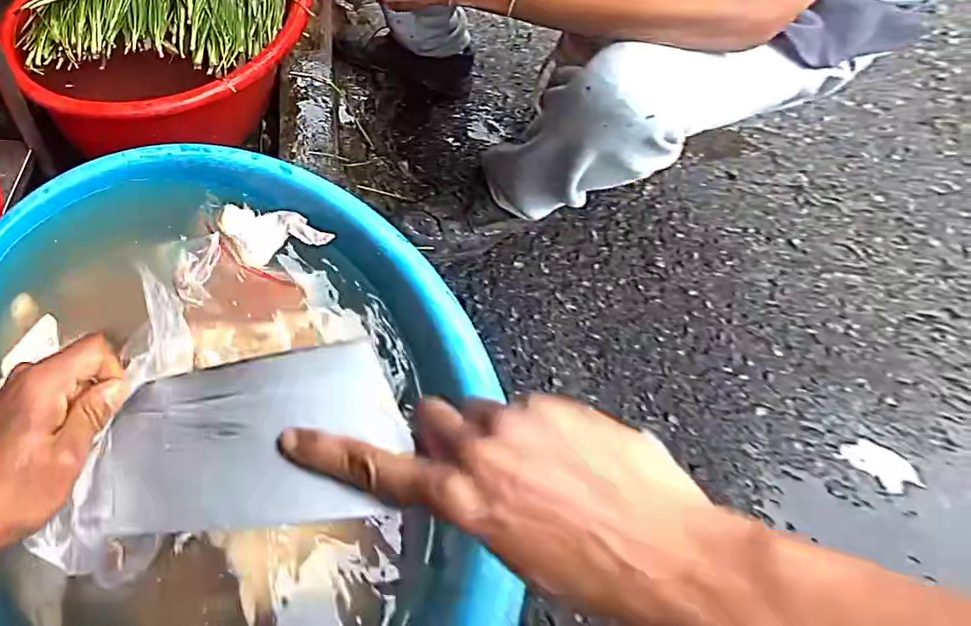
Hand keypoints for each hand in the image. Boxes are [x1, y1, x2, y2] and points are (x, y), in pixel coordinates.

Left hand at [0, 334, 127, 555]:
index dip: (113, 371)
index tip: (112, 408)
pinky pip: (46, 390)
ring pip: (63, 376)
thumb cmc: (15, 492)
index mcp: (42, 380)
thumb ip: (93, 413)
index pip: (94, 346)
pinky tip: (52, 444)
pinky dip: (60, 409)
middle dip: (95, 389)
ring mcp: (14, 386)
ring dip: (77, 402)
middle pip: (78, 358)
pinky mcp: (9, 402)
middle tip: (93, 433)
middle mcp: (26, 373)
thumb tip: (116, 384)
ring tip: (71, 444)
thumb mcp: (67, 457)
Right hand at [282, 395, 735, 624]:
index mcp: (464, 499)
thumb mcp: (521, 554)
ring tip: (549, 465)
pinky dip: (549, 427)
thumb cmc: (610, 580)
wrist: (694, 568)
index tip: (292, 438)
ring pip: (484, 409)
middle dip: (450, 430)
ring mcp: (517, 423)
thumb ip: (475, 505)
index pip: (377, 465)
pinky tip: (585, 459)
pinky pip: (534, 408)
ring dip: (503, 430)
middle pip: (432, 415)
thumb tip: (465, 483)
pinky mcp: (554, 406)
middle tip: (484, 458)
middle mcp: (478, 453)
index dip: (328, 450)